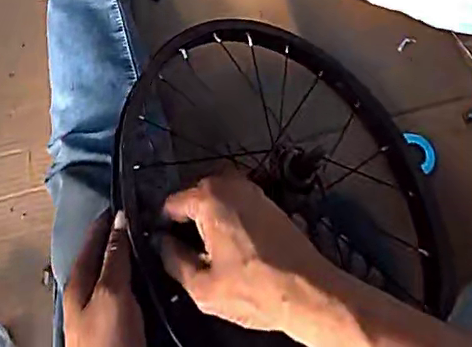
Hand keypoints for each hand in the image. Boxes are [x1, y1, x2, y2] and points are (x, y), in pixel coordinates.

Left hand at [63, 210, 145, 346]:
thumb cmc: (107, 341)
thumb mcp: (111, 295)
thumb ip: (115, 257)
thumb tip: (119, 216)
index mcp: (77, 282)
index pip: (94, 236)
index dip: (111, 217)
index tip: (133, 199)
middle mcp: (86, 294)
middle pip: (106, 255)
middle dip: (125, 236)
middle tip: (150, 219)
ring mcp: (100, 312)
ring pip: (119, 274)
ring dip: (134, 259)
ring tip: (157, 242)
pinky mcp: (117, 327)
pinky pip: (130, 293)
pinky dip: (141, 281)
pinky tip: (155, 276)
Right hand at [156, 173, 342, 335]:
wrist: (308, 290)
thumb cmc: (254, 288)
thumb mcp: (204, 288)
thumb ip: (174, 262)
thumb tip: (163, 244)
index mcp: (208, 198)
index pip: (172, 203)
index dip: (164, 225)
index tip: (165, 244)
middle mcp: (228, 182)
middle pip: (194, 196)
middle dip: (189, 220)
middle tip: (191, 252)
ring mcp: (250, 188)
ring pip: (216, 198)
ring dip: (210, 217)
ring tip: (213, 250)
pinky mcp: (266, 199)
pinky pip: (236, 201)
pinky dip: (230, 217)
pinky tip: (236, 246)